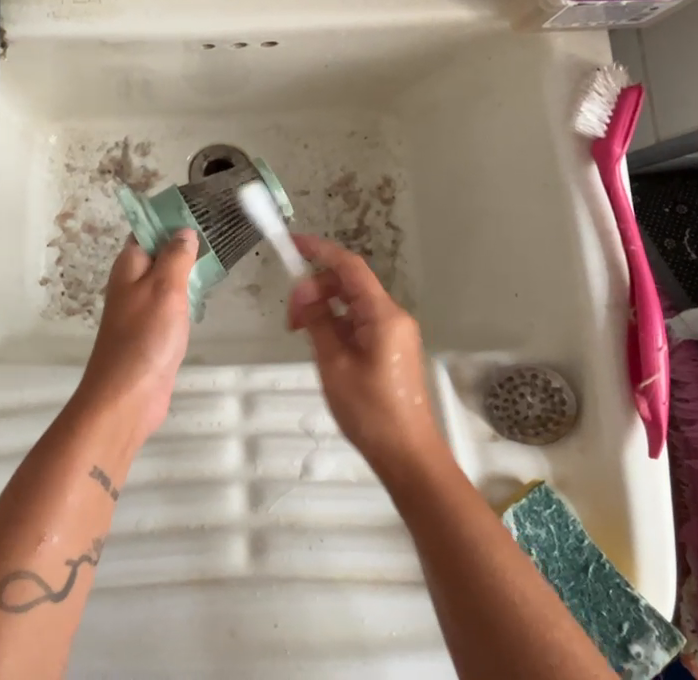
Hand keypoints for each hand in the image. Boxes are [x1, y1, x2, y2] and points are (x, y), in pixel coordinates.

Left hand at [77, 230, 198, 439]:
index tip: (199, 213)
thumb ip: (175, 257)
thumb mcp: (165, 288)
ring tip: (217, 262)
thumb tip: (183, 232)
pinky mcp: (152, 334)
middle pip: (157, 256)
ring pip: (166, 282)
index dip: (169, 222)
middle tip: (217, 237)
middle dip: (183, 247)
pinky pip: (171, 307)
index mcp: (129, 267)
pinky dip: (186, 300)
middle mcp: (132, 284)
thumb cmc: (145, 337)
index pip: (146, 232)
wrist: (128, 396)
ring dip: (187, 274)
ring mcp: (141, 311)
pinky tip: (204, 300)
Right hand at [287, 234, 442, 478]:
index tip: (291, 244)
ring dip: (323, 308)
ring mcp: (393, 332)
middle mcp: (392, 316)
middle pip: (348, 283)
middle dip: (315, 289)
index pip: (349, 267)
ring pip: (351, 303)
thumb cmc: (370, 411)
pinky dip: (335, 323)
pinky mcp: (390, 348)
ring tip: (301, 334)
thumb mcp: (334, 364)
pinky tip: (320, 345)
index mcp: (382, 315)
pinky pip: (358, 322)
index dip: (319, 251)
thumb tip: (304, 293)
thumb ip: (318, 322)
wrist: (407, 454)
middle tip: (290, 320)